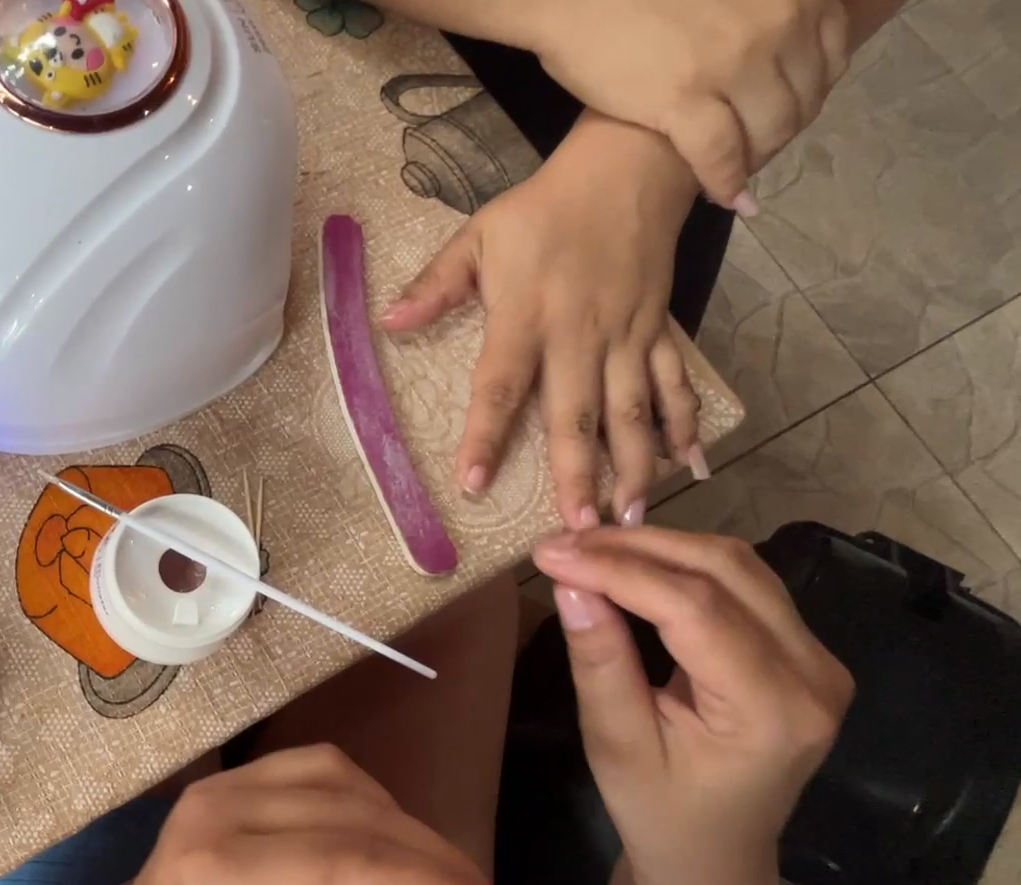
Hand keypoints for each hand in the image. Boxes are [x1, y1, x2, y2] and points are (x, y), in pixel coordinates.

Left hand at [99, 745, 517, 884]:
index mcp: (219, 871)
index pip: (344, 860)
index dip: (428, 884)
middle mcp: (218, 809)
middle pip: (347, 811)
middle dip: (428, 854)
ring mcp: (219, 784)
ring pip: (336, 775)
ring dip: (399, 819)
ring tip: (438, 878)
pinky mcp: (226, 779)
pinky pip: (311, 768)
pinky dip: (362, 799)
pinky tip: (384, 840)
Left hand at [383, 114, 701, 527]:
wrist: (632, 167)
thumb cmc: (541, 210)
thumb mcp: (477, 238)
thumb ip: (435, 285)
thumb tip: (387, 321)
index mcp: (527, 318)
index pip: (501, 387)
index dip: (486, 436)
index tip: (474, 483)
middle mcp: (582, 335)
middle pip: (576, 414)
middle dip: (577, 472)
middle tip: (578, 529)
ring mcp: (628, 335)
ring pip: (632, 410)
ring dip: (632, 465)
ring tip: (629, 518)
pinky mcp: (661, 328)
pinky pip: (676, 382)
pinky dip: (685, 422)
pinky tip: (688, 464)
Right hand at [519, 0, 849, 206]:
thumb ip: (758, 10)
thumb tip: (766, 45)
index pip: (828, 58)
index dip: (807, 99)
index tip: (778, 119)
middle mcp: (779, 25)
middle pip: (800, 101)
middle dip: (779, 137)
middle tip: (752, 157)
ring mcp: (733, 65)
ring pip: (767, 132)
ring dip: (755, 162)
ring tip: (736, 179)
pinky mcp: (682, 101)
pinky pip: (718, 154)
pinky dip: (725, 182)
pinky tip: (724, 198)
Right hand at [532, 527, 852, 884]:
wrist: (712, 849)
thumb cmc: (657, 809)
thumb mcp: (615, 743)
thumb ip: (599, 662)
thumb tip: (569, 585)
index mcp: (772, 709)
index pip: (693, 609)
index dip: (616, 571)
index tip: (546, 554)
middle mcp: (813, 673)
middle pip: (726, 571)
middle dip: (635, 546)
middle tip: (559, 545)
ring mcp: (814, 657)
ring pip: (737, 565)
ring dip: (656, 545)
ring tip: (584, 548)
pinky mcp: (797, 648)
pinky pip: (740, 582)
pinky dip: (676, 561)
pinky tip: (626, 562)